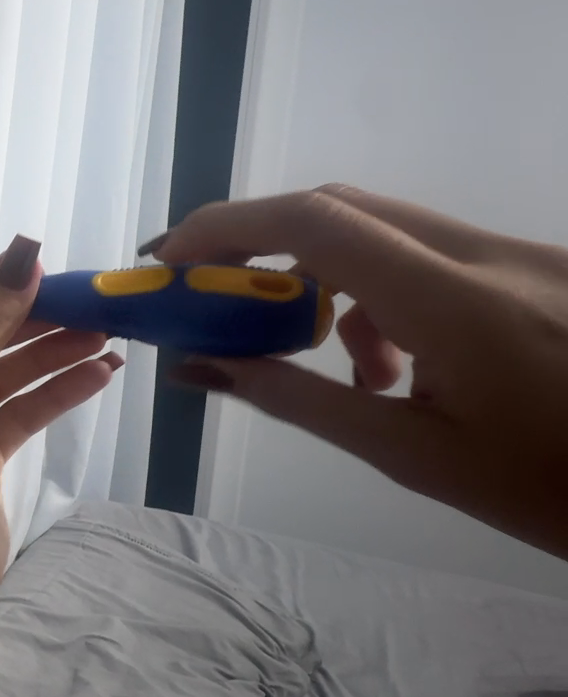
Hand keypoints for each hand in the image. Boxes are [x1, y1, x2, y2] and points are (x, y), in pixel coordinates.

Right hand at [150, 184, 567, 557]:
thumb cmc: (565, 492)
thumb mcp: (414, 455)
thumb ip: (293, 398)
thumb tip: (193, 366)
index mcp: (462, 304)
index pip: (315, 222)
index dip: (223, 227)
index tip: (168, 263)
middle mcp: (496, 258)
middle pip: (339, 205)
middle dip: (253, 237)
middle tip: (206, 285)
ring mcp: (529, 257)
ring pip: (381, 228)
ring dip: (314, 271)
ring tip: (317, 351)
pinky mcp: (545, 270)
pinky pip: (427, 252)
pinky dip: (372, 289)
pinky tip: (391, 360)